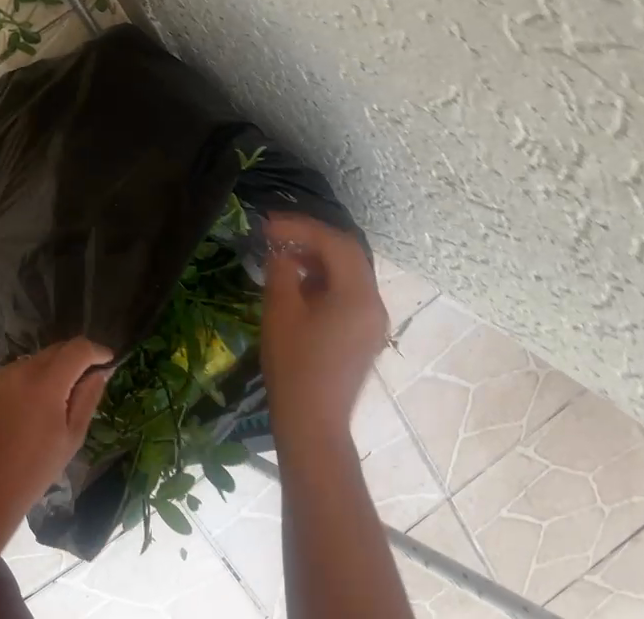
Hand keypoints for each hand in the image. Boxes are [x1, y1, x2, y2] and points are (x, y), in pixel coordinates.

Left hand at [0, 337, 113, 524]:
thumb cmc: (37, 467)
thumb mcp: (72, 436)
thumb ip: (88, 397)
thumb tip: (102, 371)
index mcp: (45, 383)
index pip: (76, 349)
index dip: (96, 350)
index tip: (108, 359)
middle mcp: (20, 369)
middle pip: (55, 350)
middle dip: (74, 359)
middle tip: (86, 380)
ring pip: (34, 360)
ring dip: (50, 370)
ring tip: (56, 399)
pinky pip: (14, 371)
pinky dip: (27, 380)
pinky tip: (29, 406)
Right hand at [260, 211, 386, 435]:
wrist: (311, 418)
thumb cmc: (293, 363)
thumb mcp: (280, 310)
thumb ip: (283, 270)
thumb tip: (282, 250)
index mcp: (358, 296)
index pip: (336, 244)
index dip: (301, 227)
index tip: (268, 226)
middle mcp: (374, 304)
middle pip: (348, 255)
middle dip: (311, 239)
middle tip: (275, 234)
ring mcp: (373, 321)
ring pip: (349, 274)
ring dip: (317, 259)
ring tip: (282, 256)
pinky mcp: (364, 334)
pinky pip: (348, 294)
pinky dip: (324, 280)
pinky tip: (297, 285)